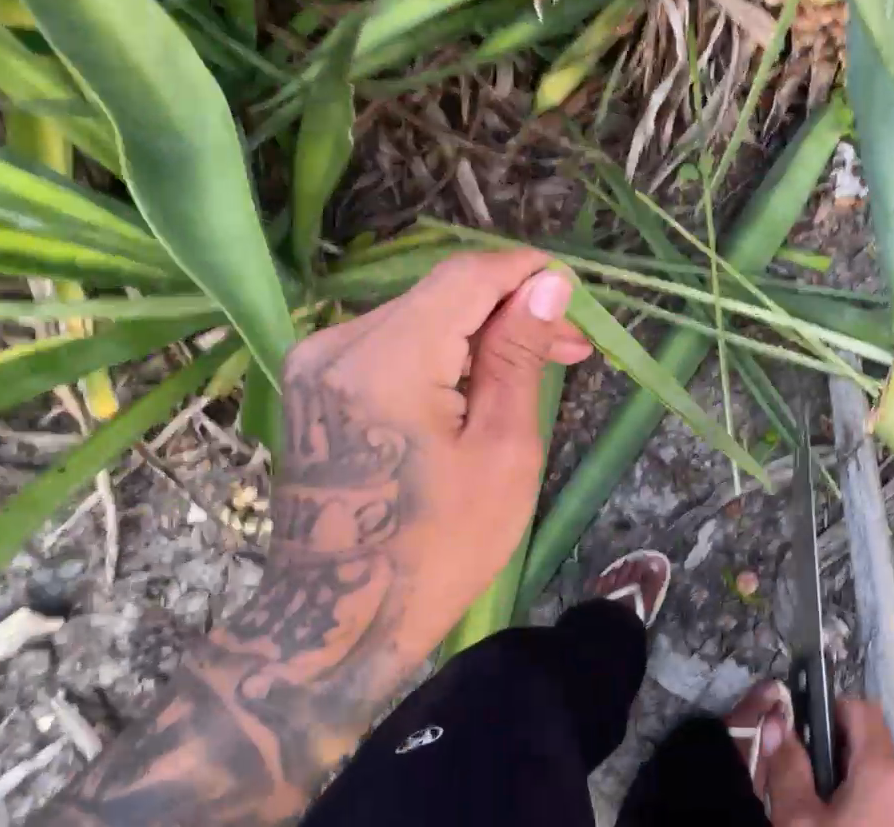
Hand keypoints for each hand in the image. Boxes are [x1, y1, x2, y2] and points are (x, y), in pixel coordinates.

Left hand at [34, 251, 594, 825]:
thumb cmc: (440, 544)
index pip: (466, 276)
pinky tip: (486, 381)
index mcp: (386, 360)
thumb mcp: (503, 447)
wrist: (337, 620)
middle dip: (513, 308)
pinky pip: (397, 341)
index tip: (575, 296)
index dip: (526, 272)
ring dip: (484, 331)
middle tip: (573, 346)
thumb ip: (519, 354)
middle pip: (444, 292)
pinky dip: (448, 351)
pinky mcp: (318, 383)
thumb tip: (549, 285)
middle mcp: (338, 345)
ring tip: (541, 363)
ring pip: (424, 313)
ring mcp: (319, 363)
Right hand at [766, 700, 893, 826]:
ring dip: (849, 780)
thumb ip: (788, 766)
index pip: (860, 709)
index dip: (828, 711)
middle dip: (835, 750)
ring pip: (880, 775)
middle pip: (871, 742)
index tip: (801, 733)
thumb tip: (776, 722)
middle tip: (803, 778)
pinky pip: (890, 803)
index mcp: (884, 768)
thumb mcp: (797, 821)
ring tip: (818, 812)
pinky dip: (865, 804)